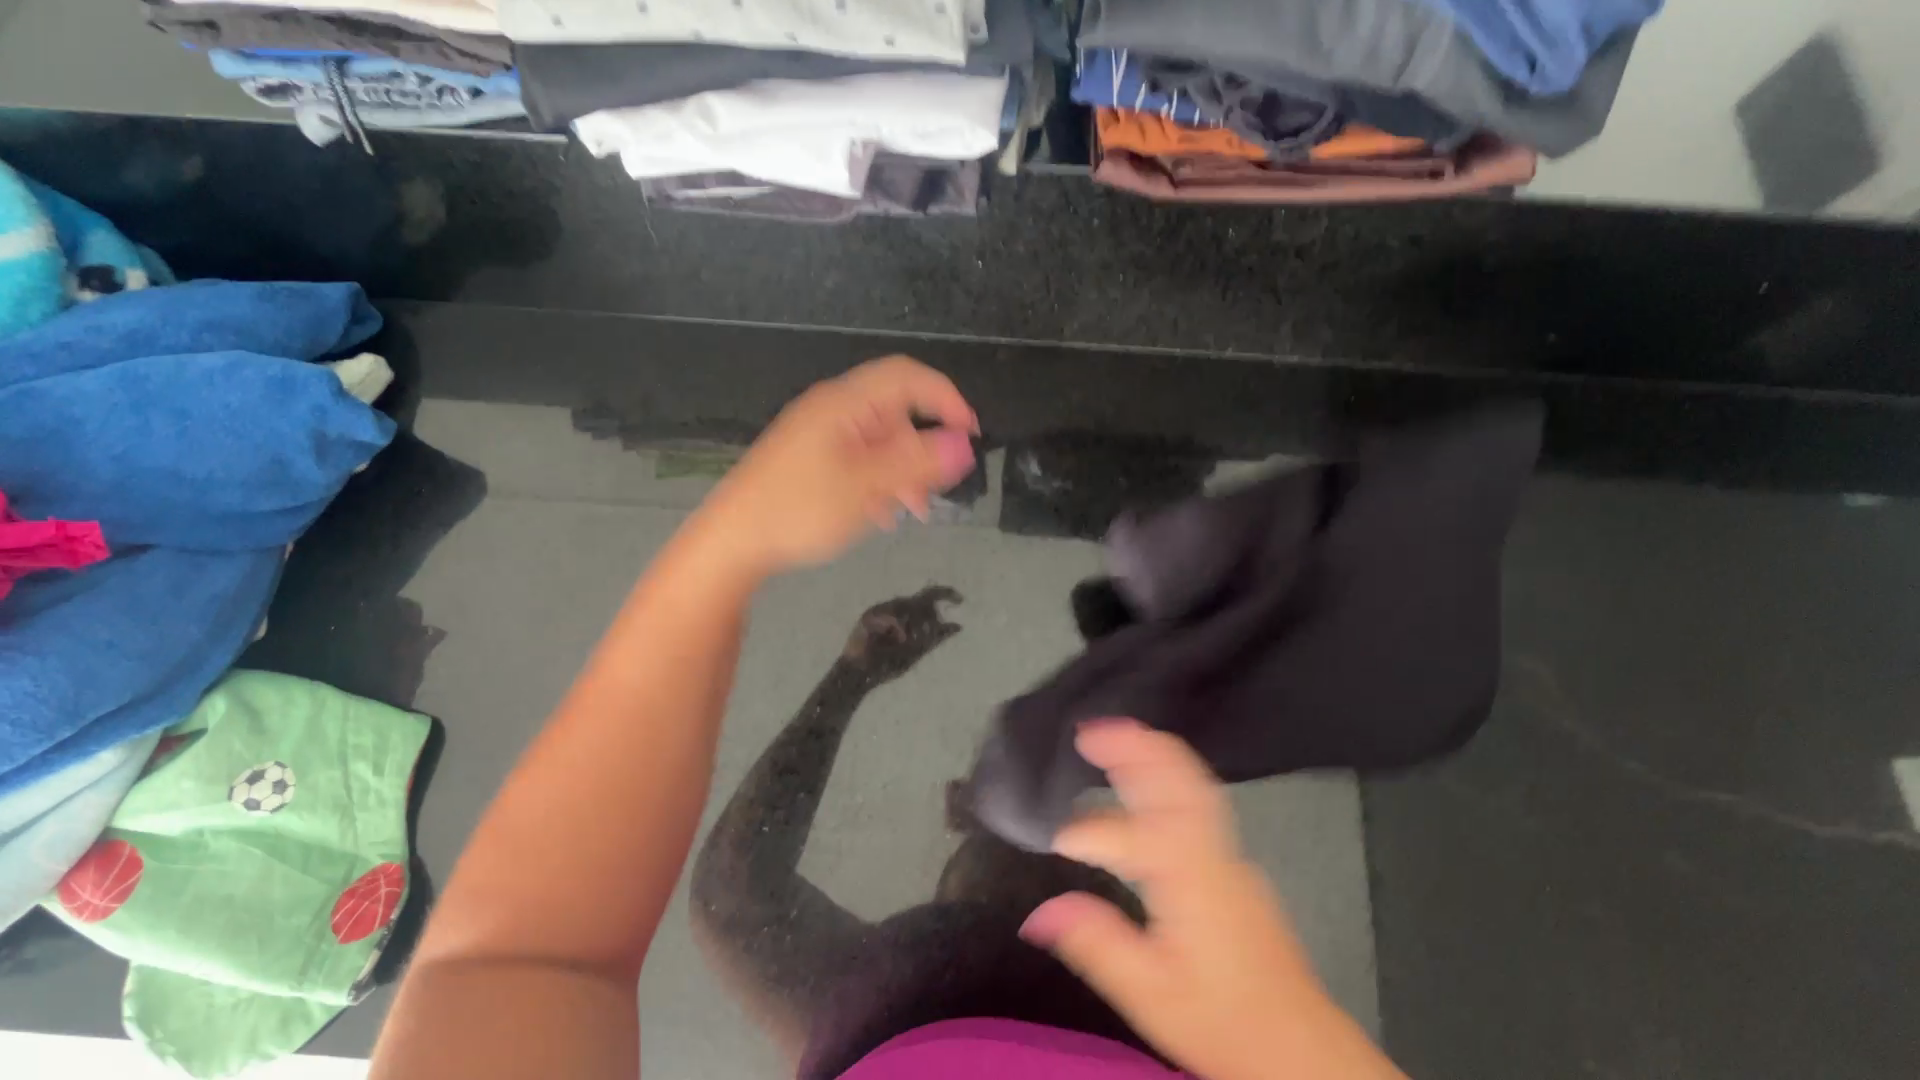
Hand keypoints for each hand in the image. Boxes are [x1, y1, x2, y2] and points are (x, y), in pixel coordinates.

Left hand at [699, 356, 977, 577]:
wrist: (732, 541)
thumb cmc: (798, 510)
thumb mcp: (867, 487)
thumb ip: (919, 463)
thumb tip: (965, 444)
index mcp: (845, 404)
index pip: (907, 377)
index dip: (946, 398)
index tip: (970, 434)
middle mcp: (832, 411)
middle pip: (895, 414)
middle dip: (922, 451)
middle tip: (935, 491)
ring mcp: (818, 436)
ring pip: (879, 443)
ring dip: (903, 473)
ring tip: (910, 512)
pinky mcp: (809, 460)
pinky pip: (858, 461)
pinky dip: (878, 483)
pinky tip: (880, 516)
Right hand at [839, 586, 962, 685]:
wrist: (862, 676)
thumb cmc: (887, 664)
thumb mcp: (917, 651)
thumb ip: (935, 638)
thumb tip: (958, 626)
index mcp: (908, 614)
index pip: (929, 596)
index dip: (945, 593)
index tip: (961, 600)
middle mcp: (895, 607)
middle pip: (922, 602)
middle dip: (928, 622)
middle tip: (921, 641)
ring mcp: (882, 610)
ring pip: (909, 606)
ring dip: (914, 626)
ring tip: (908, 643)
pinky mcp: (870, 615)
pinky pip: (893, 615)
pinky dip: (900, 627)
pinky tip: (900, 638)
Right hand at [1019, 719, 1405, 1079]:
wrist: (1300, 1048)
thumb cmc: (1222, 1021)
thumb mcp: (1150, 993)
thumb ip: (1096, 944)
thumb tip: (1039, 911)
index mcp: (1190, 880)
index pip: (1131, 836)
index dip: (1090, 832)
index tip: (1056, 840)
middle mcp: (1214, 855)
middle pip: (1178, 781)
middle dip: (1135, 748)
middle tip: (1090, 731)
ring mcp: (1232, 858)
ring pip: (1193, 786)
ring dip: (1153, 756)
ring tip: (1113, 738)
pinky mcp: (1236, 870)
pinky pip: (1199, 804)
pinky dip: (1169, 778)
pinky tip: (1147, 785)